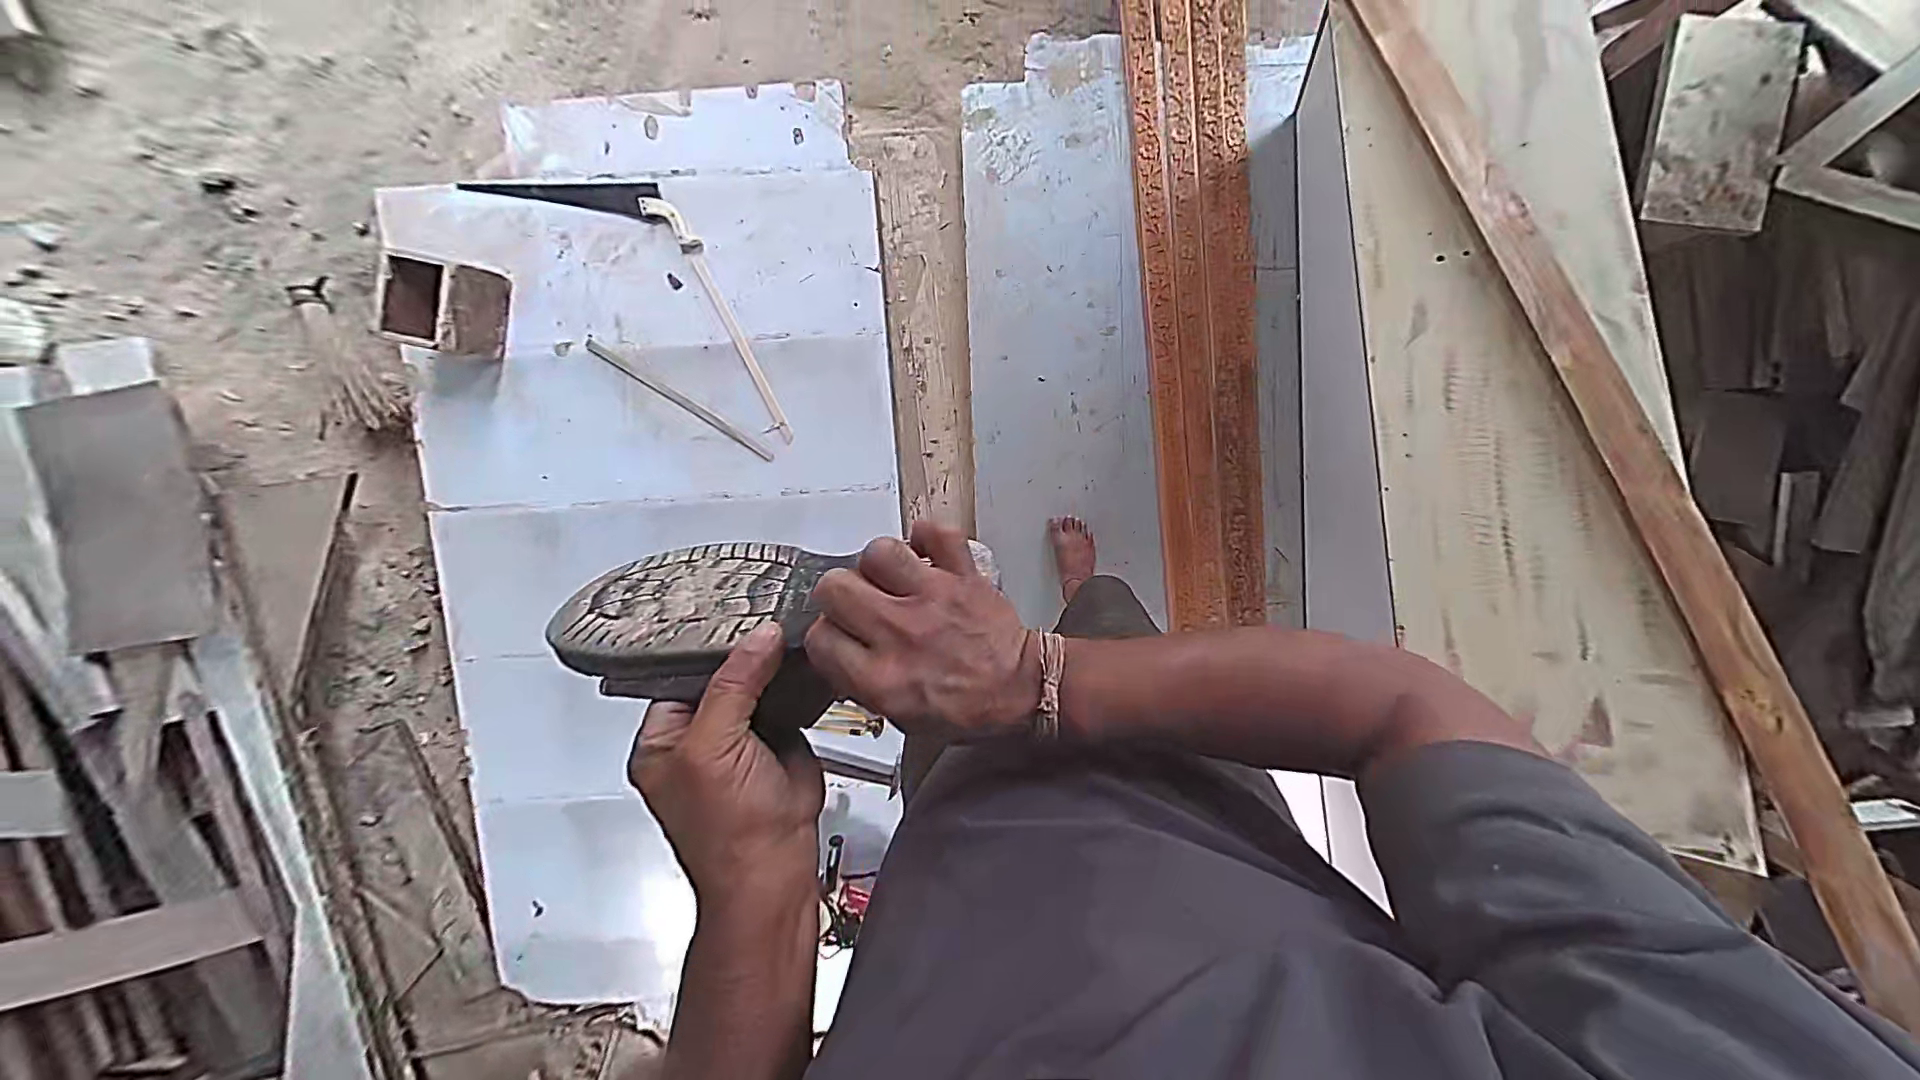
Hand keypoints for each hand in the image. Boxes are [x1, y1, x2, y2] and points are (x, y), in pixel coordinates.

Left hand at [629, 623, 824, 902]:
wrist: (777, 866)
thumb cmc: (728, 832)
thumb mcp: (712, 747)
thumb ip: (732, 686)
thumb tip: (758, 639)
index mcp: (665, 736)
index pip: (679, 672)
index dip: (705, 645)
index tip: (731, 613)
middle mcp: (702, 732)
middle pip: (722, 674)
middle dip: (744, 648)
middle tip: (763, 608)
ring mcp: (742, 733)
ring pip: (757, 682)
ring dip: (772, 661)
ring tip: (787, 622)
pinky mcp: (779, 735)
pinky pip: (786, 696)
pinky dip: (797, 679)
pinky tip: (806, 655)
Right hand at [805, 520, 1039, 741]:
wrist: (1023, 689)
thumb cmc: (969, 707)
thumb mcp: (902, 718)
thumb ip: (860, 683)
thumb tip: (835, 649)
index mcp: (883, 678)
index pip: (820, 639)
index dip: (824, 635)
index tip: (838, 636)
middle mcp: (902, 633)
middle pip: (834, 588)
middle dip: (836, 595)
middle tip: (854, 602)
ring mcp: (933, 599)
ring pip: (877, 553)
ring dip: (875, 564)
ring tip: (886, 578)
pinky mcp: (962, 576)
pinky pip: (935, 533)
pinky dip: (925, 536)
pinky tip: (921, 554)